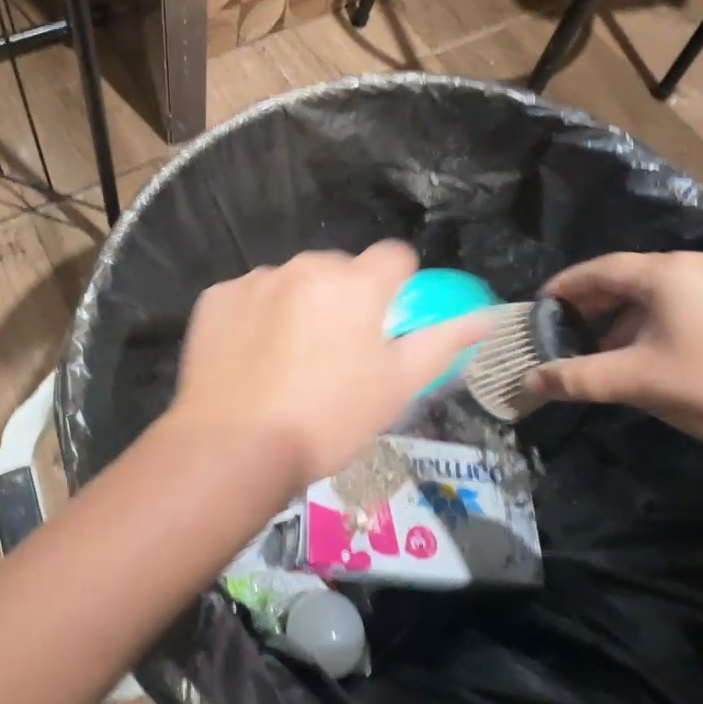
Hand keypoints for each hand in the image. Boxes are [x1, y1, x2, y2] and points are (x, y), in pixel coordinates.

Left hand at [166, 241, 491, 489]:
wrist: (235, 447)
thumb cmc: (328, 421)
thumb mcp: (396, 387)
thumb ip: (442, 343)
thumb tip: (486, 317)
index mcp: (357, 283)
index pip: (395, 257)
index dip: (397, 287)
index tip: (385, 325)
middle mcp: (306, 266)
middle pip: (339, 269)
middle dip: (344, 298)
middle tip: (336, 354)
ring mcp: (256, 279)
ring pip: (292, 281)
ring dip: (299, 305)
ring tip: (288, 362)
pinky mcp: (216, 297)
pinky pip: (249, 297)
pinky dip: (256, 317)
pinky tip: (252, 360)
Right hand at [528, 251, 702, 458]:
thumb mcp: (638, 383)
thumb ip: (578, 377)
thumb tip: (529, 380)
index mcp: (668, 272)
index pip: (599, 269)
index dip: (564, 287)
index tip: (539, 306)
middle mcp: (699, 265)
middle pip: (630, 277)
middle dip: (595, 305)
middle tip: (567, 332)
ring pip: (661, 292)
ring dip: (627, 318)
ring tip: (608, 353)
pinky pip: (688, 302)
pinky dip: (659, 322)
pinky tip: (655, 355)